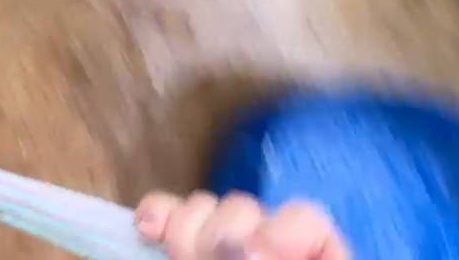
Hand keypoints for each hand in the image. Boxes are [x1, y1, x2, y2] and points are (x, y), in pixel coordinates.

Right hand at [135, 191, 347, 259]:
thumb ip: (270, 257)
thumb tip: (242, 249)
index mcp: (310, 255)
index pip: (304, 219)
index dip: (281, 230)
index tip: (258, 254)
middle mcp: (267, 243)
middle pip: (244, 208)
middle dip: (221, 235)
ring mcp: (219, 238)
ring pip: (202, 204)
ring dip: (187, 231)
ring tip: (183, 258)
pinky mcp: (180, 233)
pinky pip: (165, 205)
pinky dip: (156, 213)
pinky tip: (147, 232)